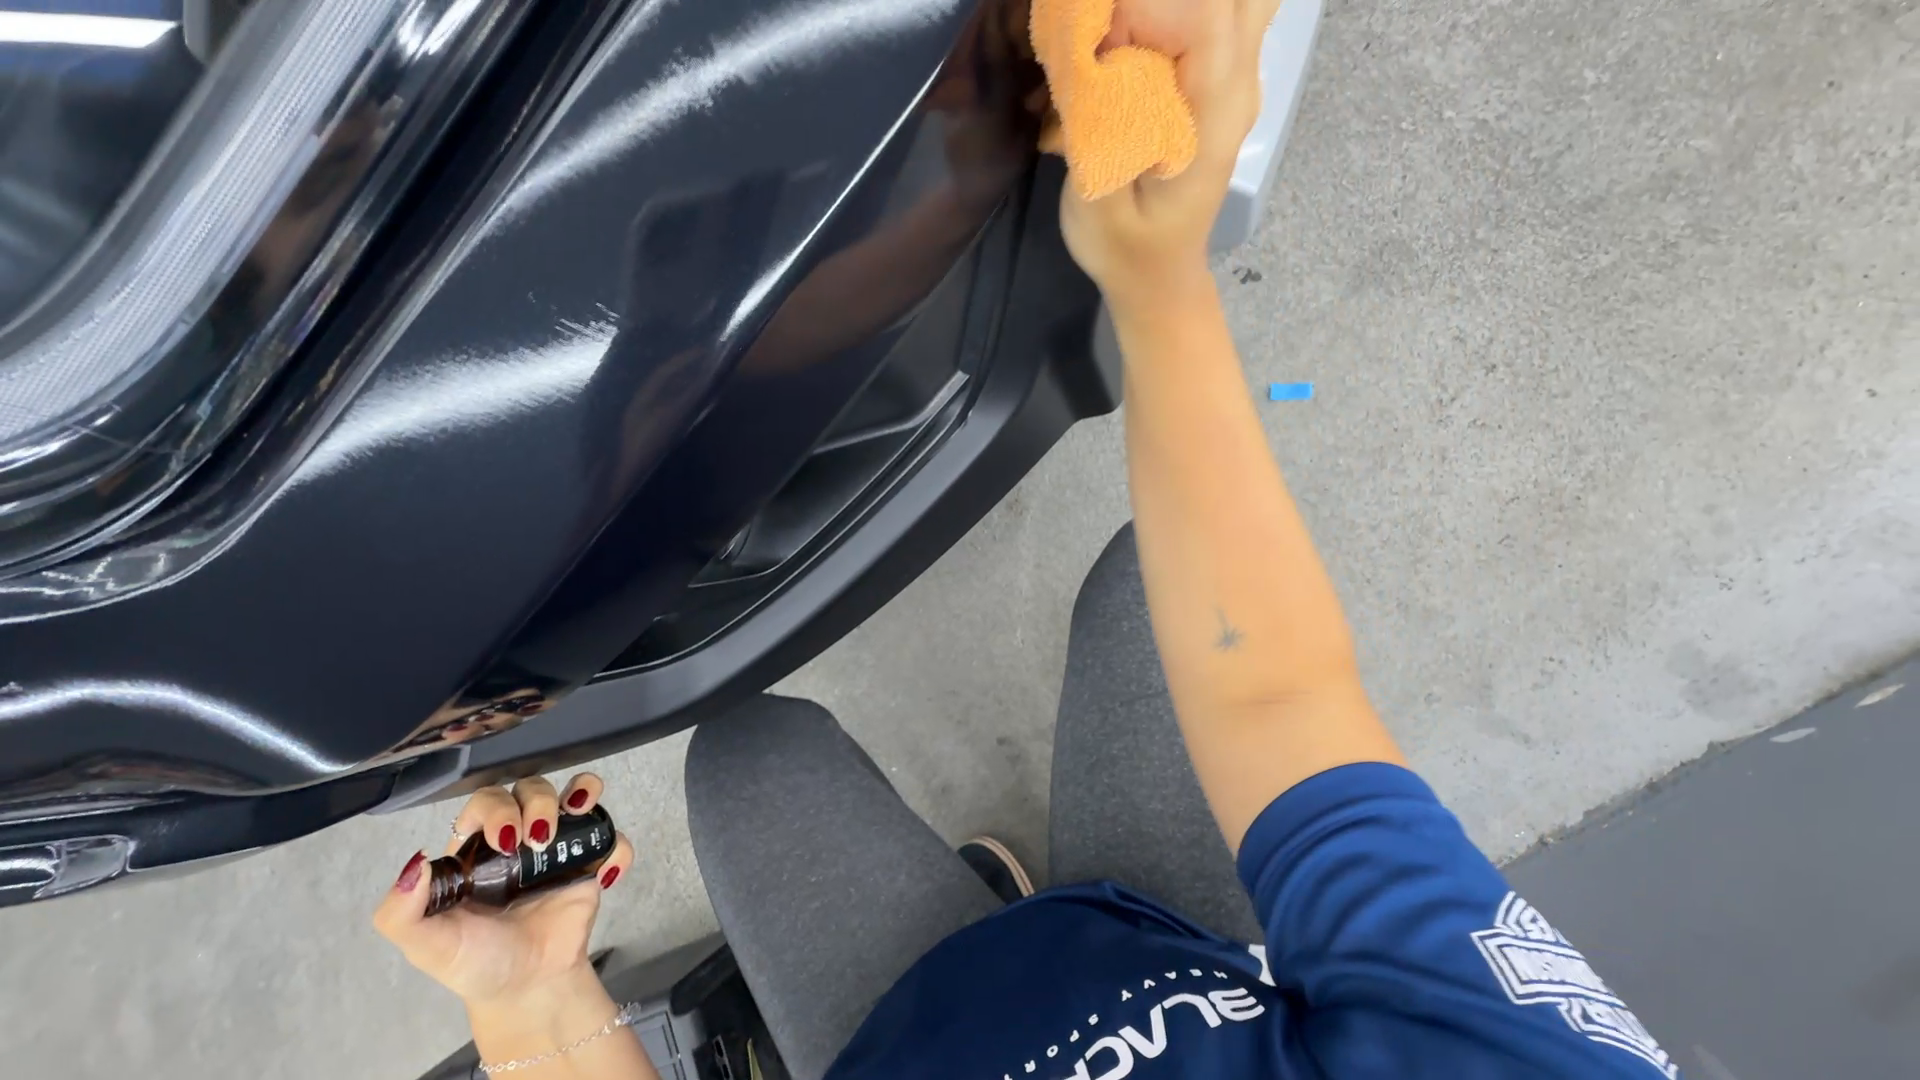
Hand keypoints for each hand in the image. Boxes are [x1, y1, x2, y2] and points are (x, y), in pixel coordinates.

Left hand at [373, 772, 636, 1009]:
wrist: (526, 988)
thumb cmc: (474, 961)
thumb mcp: (426, 944)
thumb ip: (401, 912)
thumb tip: (414, 864)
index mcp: (479, 846)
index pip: (487, 801)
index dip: (498, 808)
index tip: (505, 841)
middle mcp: (521, 836)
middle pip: (533, 788)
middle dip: (539, 801)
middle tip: (539, 838)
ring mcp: (561, 846)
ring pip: (579, 792)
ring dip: (583, 792)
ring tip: (580, 813)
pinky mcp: (592, 863)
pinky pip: (614, 838)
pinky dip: (618, 847)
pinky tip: (604, 876)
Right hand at [1057, 0, 1281, 316]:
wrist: (1157, 276)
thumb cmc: (1125, 248)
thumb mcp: (1098, 200)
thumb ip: (1098, 124)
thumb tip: (1086, 52)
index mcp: (1214, 114)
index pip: (1203, 16)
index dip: (1142, 8)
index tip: (1094, 38)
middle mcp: (1238, 83)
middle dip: (1152, 5)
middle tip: (1108, 37)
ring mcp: (1236, 76)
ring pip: (1230, 2)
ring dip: (1169, 10)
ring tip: (1121, 41)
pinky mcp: (1218, 77)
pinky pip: (1217, 14)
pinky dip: (1173, 16)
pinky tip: (1135, 42)